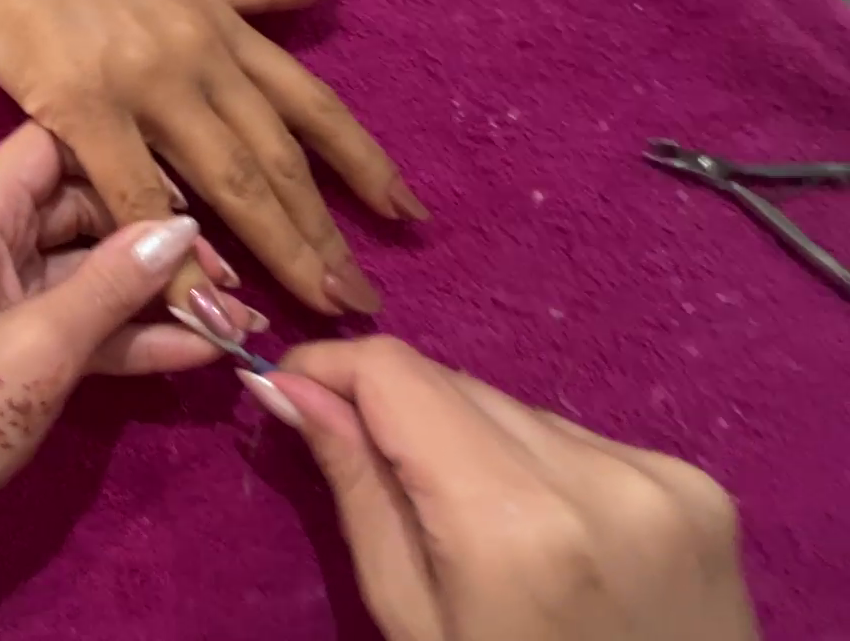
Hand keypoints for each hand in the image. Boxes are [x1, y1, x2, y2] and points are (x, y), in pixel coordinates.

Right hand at [0, 0, 424, 317]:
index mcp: (222, 28)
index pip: (312, 104)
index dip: (364, 163)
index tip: (408, 215)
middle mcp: (200, 58)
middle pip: (279, 157)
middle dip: (327, 233)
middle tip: (363, 300)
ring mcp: (144, 84)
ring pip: (227, 180)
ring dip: (280, 250)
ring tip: (318, 309)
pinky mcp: (83, 108)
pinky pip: (137, 194)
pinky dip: (172, 251)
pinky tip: (201, 297)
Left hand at [0, 122, 266, 568]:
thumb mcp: (44, 341)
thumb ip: (113, 280)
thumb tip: (179, 226)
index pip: (51, 144)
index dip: (115, 150)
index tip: (186, 178)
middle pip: (78, 208)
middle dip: (151, 236)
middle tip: (227, 274)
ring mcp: (2, 292)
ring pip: (86, 269)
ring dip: (151, 292)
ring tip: (233, 317)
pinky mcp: (13, 340)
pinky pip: (77, 318)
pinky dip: (127, 333)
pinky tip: (195, 351)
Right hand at [246, 338, 758, 640]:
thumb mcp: (405, 607)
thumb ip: (351, 478)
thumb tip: (278, 382)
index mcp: (511, 520)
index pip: (391, 371)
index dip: (326, 364)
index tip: (288, 389)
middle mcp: (594, 476)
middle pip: (441, 379)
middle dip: (384, 405)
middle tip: (367, 465)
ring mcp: (658, 477)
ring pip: (496, 400)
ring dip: (452, 429)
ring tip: (458, 508)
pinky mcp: (693, 485)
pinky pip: (556, 429)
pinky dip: (514, 453)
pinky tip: (530, 519)